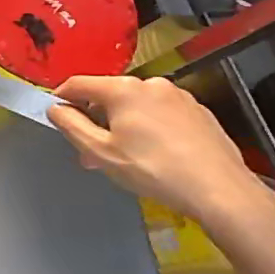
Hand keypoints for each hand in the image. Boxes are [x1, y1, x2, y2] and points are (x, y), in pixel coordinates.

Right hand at [49, 75, 274, 232]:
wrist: (220, 190)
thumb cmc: (153, 170)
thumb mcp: (101, 152)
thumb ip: (71, 126)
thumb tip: (55, 108)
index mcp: (123, 89)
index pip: (79, 84)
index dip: (61, 98)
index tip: (54, 115)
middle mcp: (150, 84)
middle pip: (109, 96)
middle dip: (95, 121)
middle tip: (91, 153)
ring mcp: (178, 96)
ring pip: (137, 106)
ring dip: (123, 126)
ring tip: (125, 159)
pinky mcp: (199, 111)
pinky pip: (162, 114)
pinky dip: (150, 129)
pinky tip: (156, 156)